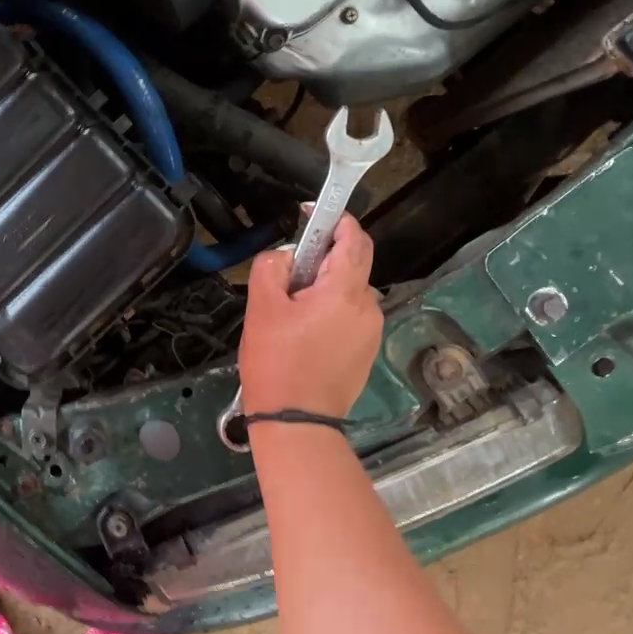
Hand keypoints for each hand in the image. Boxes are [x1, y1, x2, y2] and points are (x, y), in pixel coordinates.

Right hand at [239, 215, 383, 419]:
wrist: (296, 420)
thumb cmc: (277, 360)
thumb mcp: (262, 306)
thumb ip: (273, 266)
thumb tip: (289, 257)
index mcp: (345, 291)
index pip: (354, 238)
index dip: (335, 218)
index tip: (311, 213)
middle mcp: (368, 306)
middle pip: (352, 264)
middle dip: (322, 257)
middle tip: (288, 272)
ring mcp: (371, 331)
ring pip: (348, 291)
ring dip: (323, 286)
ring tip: (289, 308)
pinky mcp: (365, 350)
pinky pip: (349, 315)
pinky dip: (328, 309)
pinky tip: (301, 331)